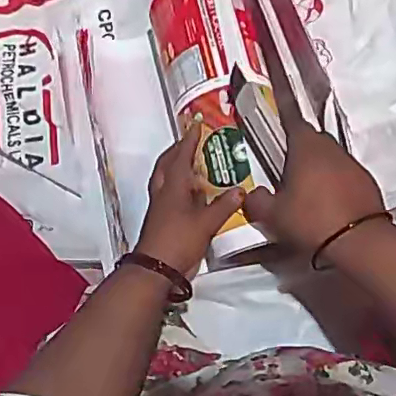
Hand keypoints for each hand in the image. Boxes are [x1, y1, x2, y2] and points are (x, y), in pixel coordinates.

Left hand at [132, 122, 244, 273]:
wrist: (156, 269)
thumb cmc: (178, 241)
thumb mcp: (206, 223)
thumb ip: (223, 206)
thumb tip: (239, 191)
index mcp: (172, 188)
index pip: (181, 157)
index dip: (189, 141)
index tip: (196, 126)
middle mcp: (163, 194)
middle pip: (166, 165)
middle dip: (177, 151)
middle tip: (189, 142)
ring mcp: (160, 208)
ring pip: (165, 180)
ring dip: (177, 169)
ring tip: (193, 165)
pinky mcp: (161, 221)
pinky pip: (169, 197)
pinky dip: (180, 190)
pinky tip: (193, 195)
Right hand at [242, 99, 385, 255]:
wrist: (359, 242)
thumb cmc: (310, 221)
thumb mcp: (272, 216)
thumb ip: (256, 201)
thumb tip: (252, 194)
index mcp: (305, 147)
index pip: (290, 114)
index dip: (281, 98)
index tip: (277, 80)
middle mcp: (330, 148)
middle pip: (309, 139)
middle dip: (295, 149)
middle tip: (281, 169)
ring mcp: (352, 164)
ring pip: (327, 158)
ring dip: (314, 169)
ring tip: (301, 193)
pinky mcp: (366, 183)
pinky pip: (342, 177)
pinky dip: (332, 185)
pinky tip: (324, 206)